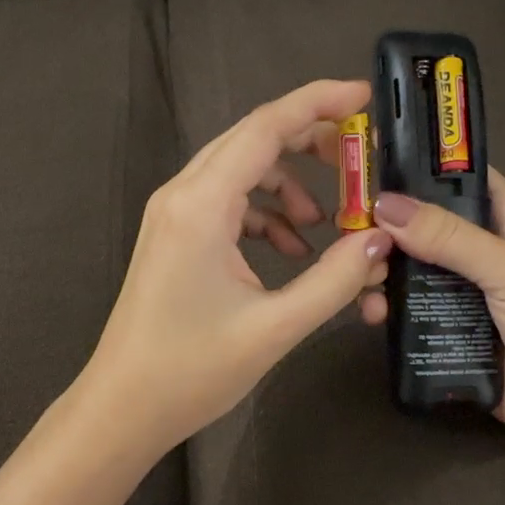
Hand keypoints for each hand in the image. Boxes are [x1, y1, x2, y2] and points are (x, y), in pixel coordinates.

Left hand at [81, 80, 392, 454]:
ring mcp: (174, 215)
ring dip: (289, 185)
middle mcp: (183, 195)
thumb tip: (382, 240)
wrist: (122, 409)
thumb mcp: (275, 327)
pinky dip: (264, 214)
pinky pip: (228, 203)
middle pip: (254, 139)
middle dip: (312, 142)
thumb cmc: (191, 370)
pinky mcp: (175, 237)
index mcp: (202, 205)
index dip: (319, 102)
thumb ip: (335, 279)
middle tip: (362, 164)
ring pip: (241, 170)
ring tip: (326, 225)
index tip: (366, 96)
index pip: (266, 126)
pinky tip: (290, 252)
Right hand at [363, 170, 504, 460]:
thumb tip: (386, 205)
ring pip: (413, 276)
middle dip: (389, 229)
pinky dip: (389, 315)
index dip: (423, 170)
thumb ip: (452, 239)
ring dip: (384, 274)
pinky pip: (413, 320)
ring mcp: (466, 300)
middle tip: (349, 231)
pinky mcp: (451, 339)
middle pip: (427, 230)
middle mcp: (484, 257)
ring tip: (358, 279)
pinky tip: (369, 315)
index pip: (464, 182)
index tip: (372, 164)